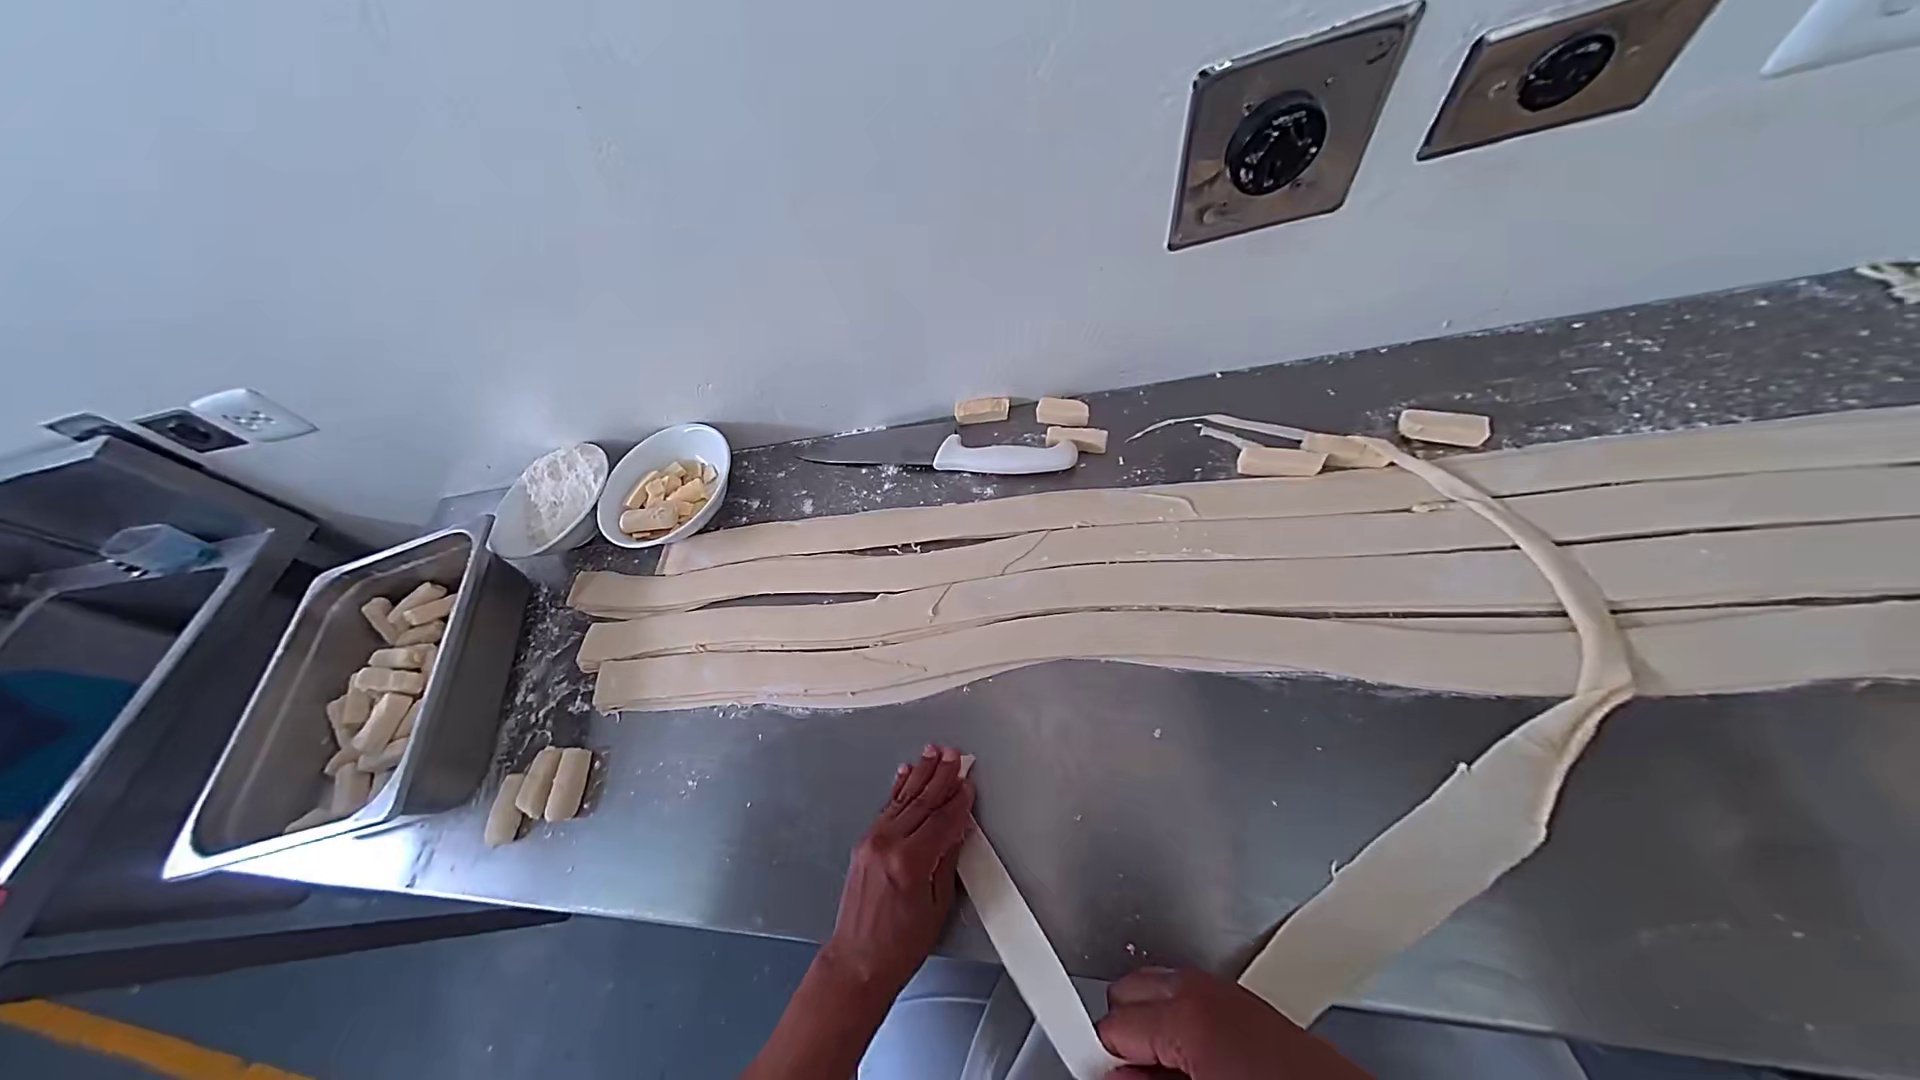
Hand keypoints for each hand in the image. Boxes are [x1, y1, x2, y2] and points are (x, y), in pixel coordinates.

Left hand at [819, 744, 974, 994]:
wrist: (857, 962)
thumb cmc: (897, 945)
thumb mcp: (937, 905)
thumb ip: (947, 860)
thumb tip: (957, 830)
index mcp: (910, 862)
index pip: (943, 819)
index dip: (959, 800)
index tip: (969, 784)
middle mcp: (888, 845)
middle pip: (923, 801)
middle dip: (942, 775)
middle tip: (955, 756)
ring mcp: (872, 842)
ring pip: (904, 799)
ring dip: (921, 773)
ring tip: (933, 753)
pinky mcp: (863, 843)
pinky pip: (886, 808)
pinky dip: (899, 788)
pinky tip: (907, 773)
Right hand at [1097, 968, 1371, 1079]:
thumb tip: (1113, 1079)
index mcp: (1186, 1012)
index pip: (1110, 1019)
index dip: (1103, 1053)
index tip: (1103, 1073)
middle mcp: (1204, 990)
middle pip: (1130, 990)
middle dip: (1127, 1034)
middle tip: (1140, 1076)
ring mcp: (1227, 993)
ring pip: (1160, 991)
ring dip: (1155, 1029)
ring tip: (1174, 1075)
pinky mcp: (1247, 1003)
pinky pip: (1192, 1000)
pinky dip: (1183, 1026)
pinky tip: (1202, 1066)